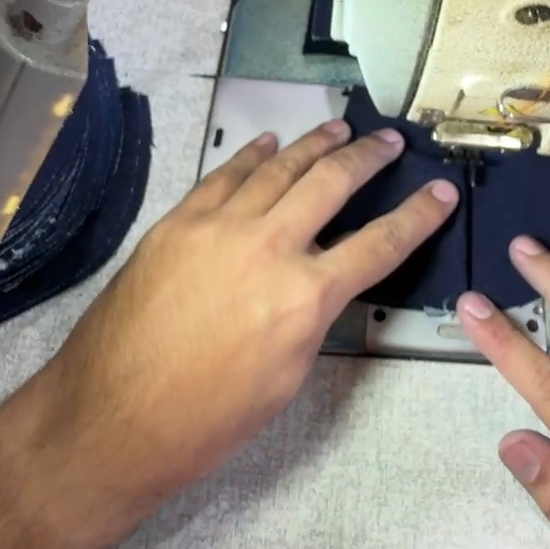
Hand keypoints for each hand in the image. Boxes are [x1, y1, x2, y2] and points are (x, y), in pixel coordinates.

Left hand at [19, 120, 457, 526]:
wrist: (109, 419)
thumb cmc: (208, 419)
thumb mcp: (288, 376)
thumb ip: (314, 314)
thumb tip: (324, 276)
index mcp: (304, 298)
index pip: (379, 244)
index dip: (418, 216)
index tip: (440, 191)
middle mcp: (268, 248)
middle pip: (331, 183)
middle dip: (368, 157)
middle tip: (389, 140)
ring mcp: (218, 226)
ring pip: (279, 168)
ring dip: (314, 144)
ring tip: (340, 128)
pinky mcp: (179, 221)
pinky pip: (224, 175)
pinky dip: (252, 155)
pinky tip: (269, 141)